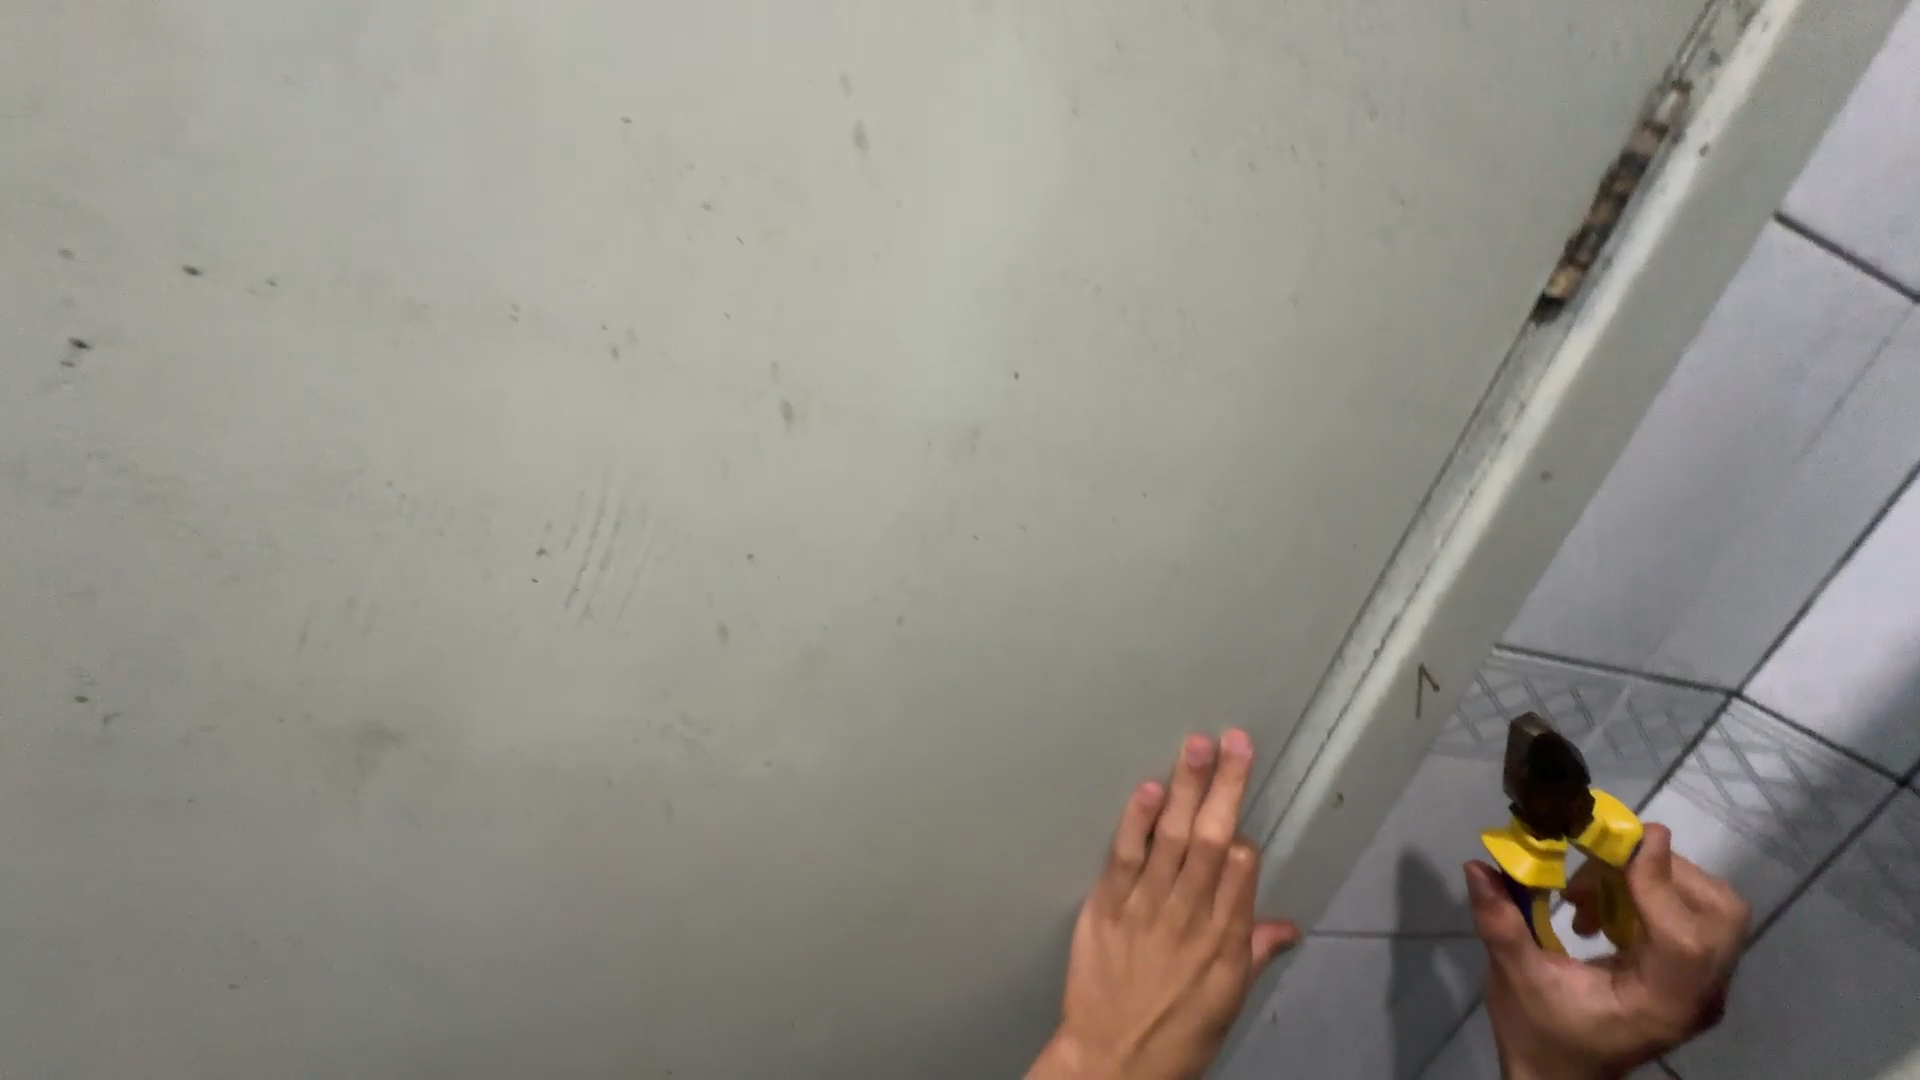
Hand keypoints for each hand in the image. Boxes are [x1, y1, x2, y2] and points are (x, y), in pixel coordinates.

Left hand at [1028, 730, 1300, 1079]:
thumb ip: (1254, 952)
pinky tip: (1151, 790)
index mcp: (1223, 941)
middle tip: (1235, 741)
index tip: (1243, 790)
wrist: (1111, 1061)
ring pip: (1173, 837)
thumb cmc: (1177, 1033)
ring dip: (1186, 787)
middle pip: (1212, 841)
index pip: (1242, 873)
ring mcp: (1147, 907)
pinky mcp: (1108, 905)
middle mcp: (1190, 917)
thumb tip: (1288, 925)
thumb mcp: (1227, 1001)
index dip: (1243, 831)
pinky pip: (1126, 856)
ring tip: (1197, 746)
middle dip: (1226, 787)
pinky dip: (1139, 822)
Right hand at [1464, 825, 1749, 1079]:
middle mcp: (1695, 992)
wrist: (1561, 1073)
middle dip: (1663, 870)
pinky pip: (1686, 915)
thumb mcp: (1512, 976)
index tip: (1632, 837)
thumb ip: (1500, 922)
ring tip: (1583, 889)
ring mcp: (1697, 983)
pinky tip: (1594, 906)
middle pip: (1718, 915)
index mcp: (1660, 1002)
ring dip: (1649, 878)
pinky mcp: (1685, 972)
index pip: (1684, 938)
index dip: (1660, 884)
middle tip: (1599, 853)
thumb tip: (1478, 866)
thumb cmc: (1539, 1031)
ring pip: (1709, 910)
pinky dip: (1644, 892)